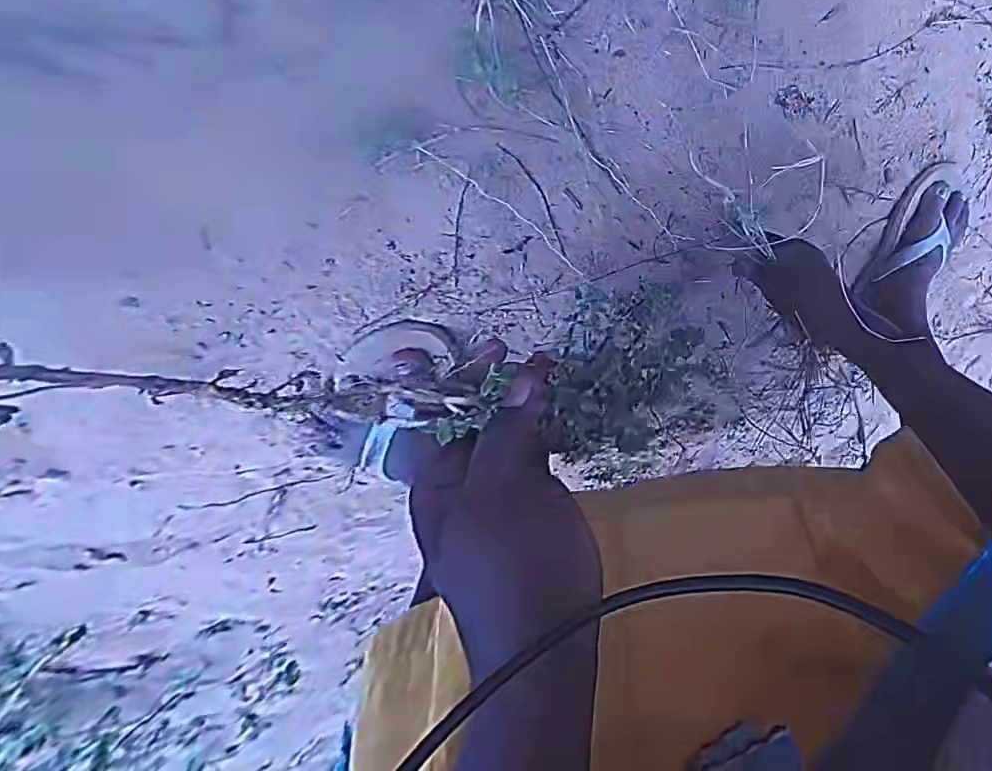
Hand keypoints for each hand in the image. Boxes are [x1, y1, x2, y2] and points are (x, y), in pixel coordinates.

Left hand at [406, 343, 602, 673]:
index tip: (488, 349)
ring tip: (544, 374)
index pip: (434, 416)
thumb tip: (524, 376)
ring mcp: (496, 496)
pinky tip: (556, 414)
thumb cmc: (515, 563)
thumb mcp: (504, 490)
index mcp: (436, 483)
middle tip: (520, 356)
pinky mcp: (529, 505)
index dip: (454, 378)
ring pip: (503, 436)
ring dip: (519, 403)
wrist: (548, 641)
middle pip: (470, 421)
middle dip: (492, 385)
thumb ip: (510, 430)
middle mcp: (460, 485)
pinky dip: (539, 429)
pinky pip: (528, 455)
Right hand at [733, 239, 879, 360]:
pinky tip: (791, 314)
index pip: (766, 243)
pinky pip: (793, 292)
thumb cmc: (808, 301)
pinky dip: (788, 302)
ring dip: (776, 294)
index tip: (740, 270)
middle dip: (765, 278)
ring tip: (781, 307)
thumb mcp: (775, 284)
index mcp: (798, 247)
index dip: (751, 256)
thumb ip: (755, 270)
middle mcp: (807, 256)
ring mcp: (814, 274)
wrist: (841, 328)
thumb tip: (737, 262)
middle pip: (773, 263)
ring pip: (782, 280)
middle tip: (767, 294)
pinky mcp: (818, 292)